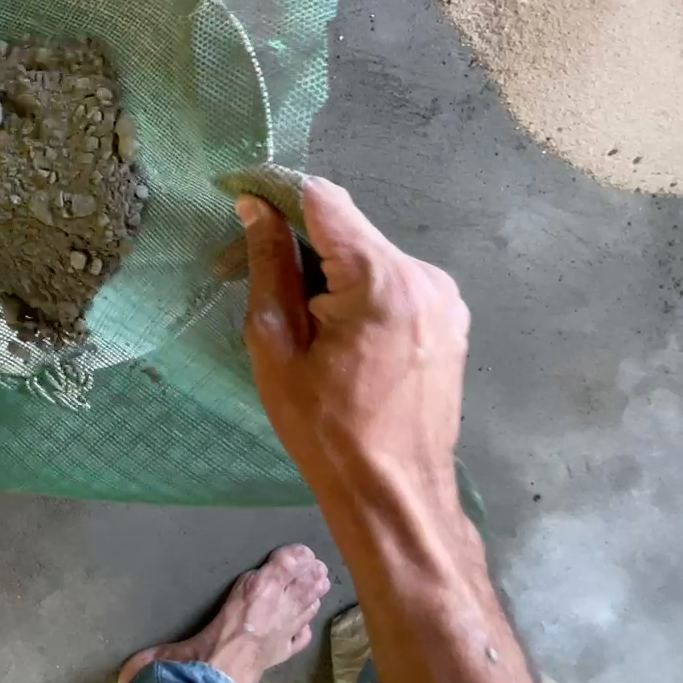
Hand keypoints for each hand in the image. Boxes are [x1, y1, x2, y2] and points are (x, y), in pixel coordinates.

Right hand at [236, 178, 468, 502]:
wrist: (394, 493)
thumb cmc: (322, 423)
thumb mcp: (276, 341)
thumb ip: (269, 264)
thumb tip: (255, 207)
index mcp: (382, 280)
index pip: (322, 200)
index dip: (274, 189)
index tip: (235, 192)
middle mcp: (424, 275)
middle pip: (343, 226)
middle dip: (291, 233)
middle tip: (239, 264)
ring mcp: (444, 296)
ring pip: (364, 250)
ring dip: (320, 260)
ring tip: (284, 303)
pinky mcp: (447, 315)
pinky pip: (387, 275)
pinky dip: (349, 281)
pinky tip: (325, 319)